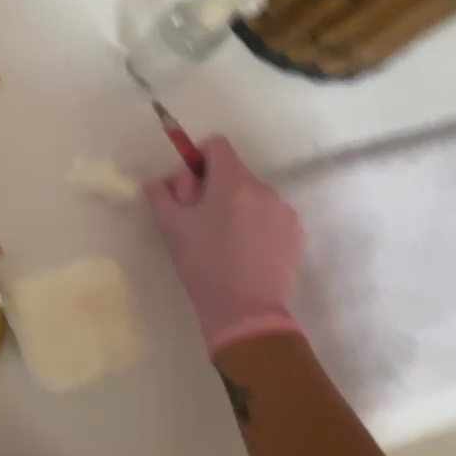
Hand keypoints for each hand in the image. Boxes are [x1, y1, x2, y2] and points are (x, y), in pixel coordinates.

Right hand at [143, 136, 305, 356]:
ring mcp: (284, 211)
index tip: (188, 186)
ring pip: (251, 194)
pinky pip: (269, 215)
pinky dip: (254, 223)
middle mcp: (263, 189)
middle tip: (198, 219)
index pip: (217, 145)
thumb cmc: (203, 264)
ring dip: (235, 206)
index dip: (198, 159)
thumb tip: (159, 181)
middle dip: (213, 187)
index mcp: (232, 182)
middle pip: (233, 171)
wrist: (244, 311)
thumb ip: (160, 194)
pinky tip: (244, 250)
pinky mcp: (295, 233)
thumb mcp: (170, 227)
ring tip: (222, 239)